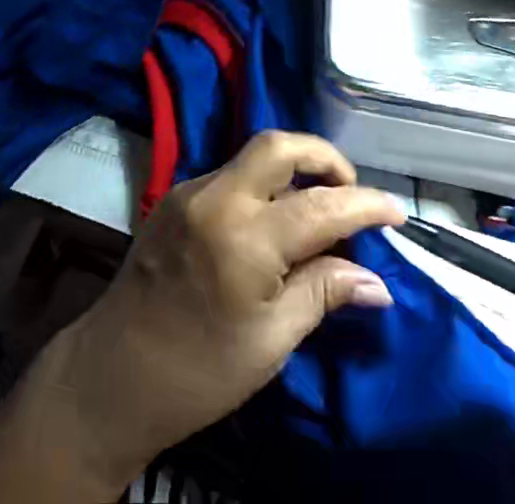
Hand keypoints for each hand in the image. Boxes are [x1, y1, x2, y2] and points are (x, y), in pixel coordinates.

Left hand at [0, 132, 403, 502]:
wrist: (117, 368)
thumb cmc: (201, 368)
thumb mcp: (272, 339)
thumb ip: (322, 292)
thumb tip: (375, 280)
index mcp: (243, 234)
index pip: (321, 203)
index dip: (366, 205)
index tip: (396, 213)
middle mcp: (211, 198)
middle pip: (275, 146)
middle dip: (322, 157)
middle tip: (351, 193)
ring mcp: (184, 195)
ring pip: (247, 160)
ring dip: (288, 174)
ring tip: (317, 215)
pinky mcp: (169, 201)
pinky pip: (224, 178)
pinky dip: (257, 189)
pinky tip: (272, 225)